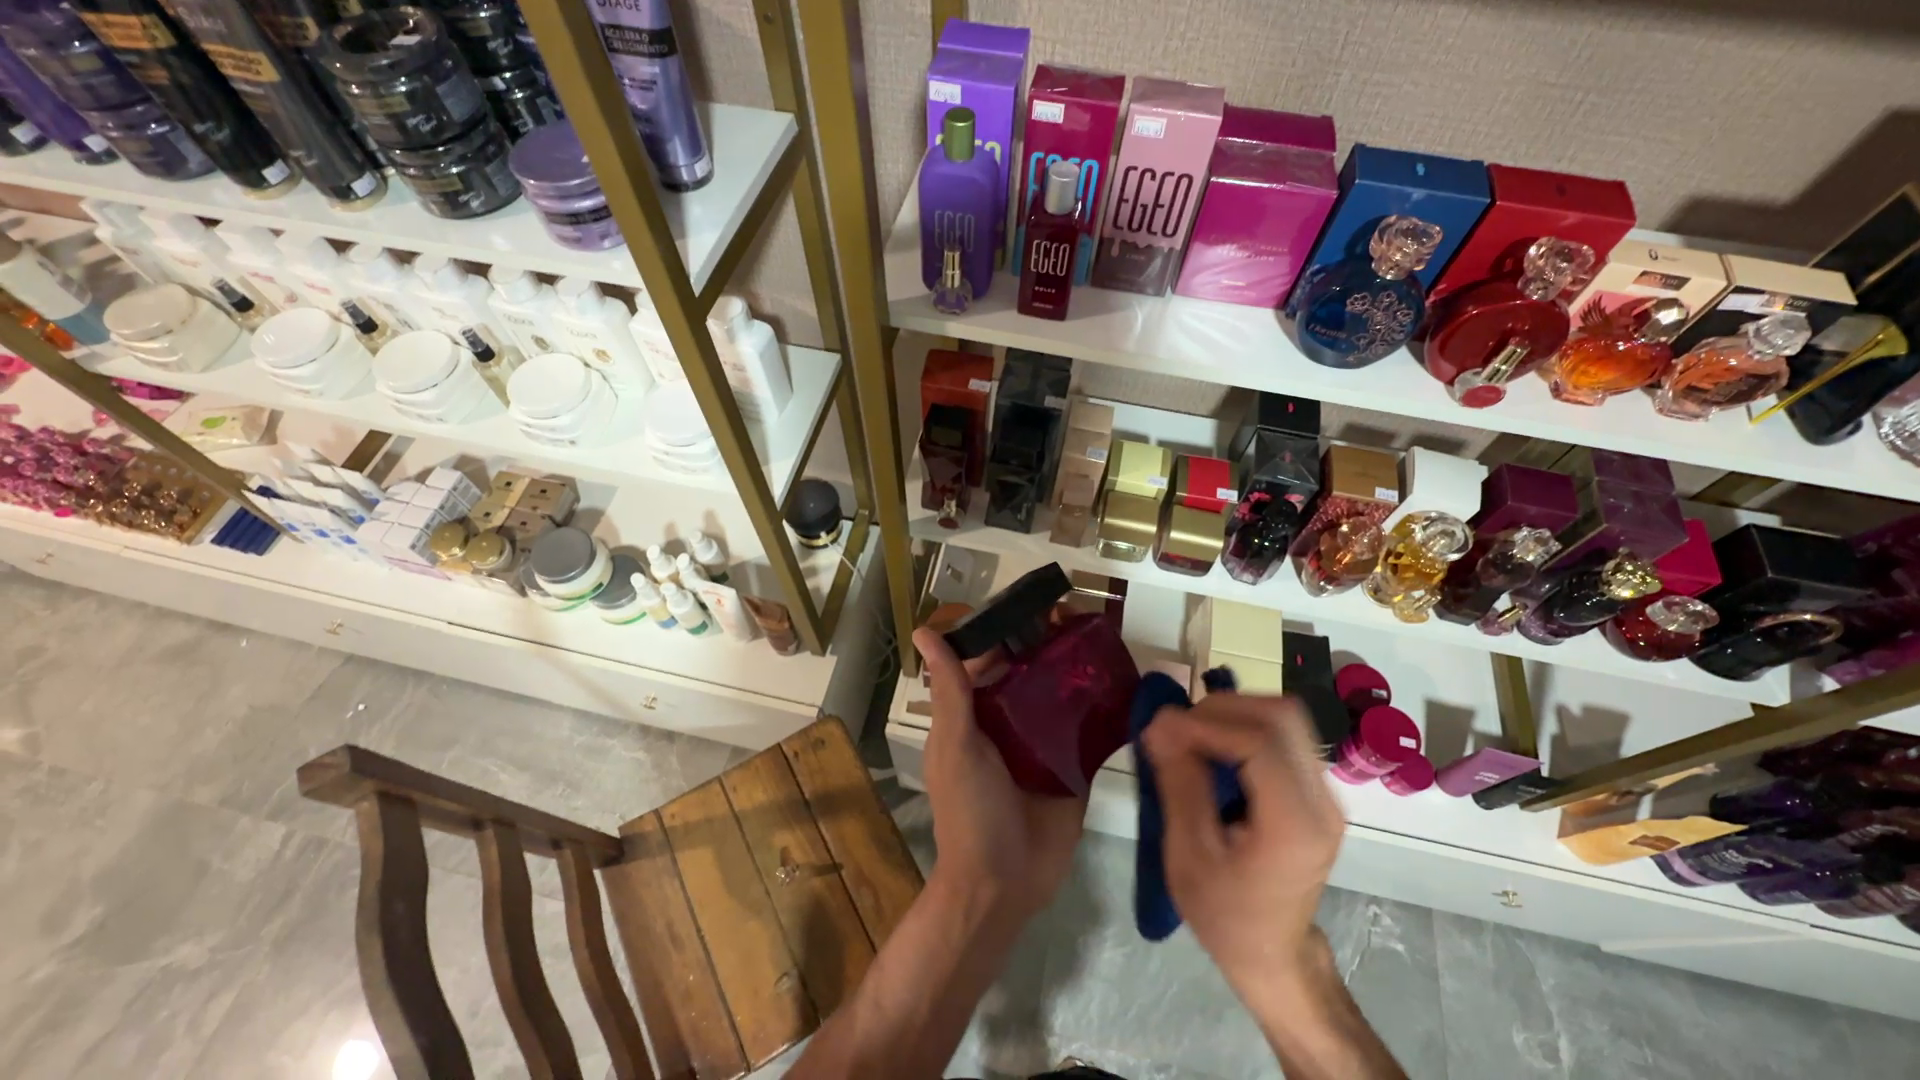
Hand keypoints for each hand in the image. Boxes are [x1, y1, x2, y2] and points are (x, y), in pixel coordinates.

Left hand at [914, 625, 1086, 917]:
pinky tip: (1131, 683)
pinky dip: (1106, 709)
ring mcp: (1045, 745)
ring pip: (1063, 696)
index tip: (1041, 600)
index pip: (992, 658)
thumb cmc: (970, 811)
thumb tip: (926, 630)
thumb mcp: (955, 745)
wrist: (1004, 885)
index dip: (1012, 629)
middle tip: (1088, 615)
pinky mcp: (1076, 768)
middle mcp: (1010, 722)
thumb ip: (950, 690)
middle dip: (1055, 644)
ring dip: (1082, 671)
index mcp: (976, 713)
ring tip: (1113, 639)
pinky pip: (1091, 731)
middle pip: (1033, 673)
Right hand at [1141, 692, 1344, 1001]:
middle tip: (1177, 727)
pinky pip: (1286, 735)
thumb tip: (1161, 723)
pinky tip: (1214, 748)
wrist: (1270, 951)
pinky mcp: (1318, 789)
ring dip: (1236, 713)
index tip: (1161, 725)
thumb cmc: (1224, 913)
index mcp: (1295, 824)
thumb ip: (1180, 784)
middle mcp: (1323, 800)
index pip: (1260, 742)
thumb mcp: (1189, 856)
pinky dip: (1247, 727)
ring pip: (1287, 718)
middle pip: (1282, 716)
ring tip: (1192, 735)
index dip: (1207, 723)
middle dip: (1223, 708)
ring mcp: (1327, 793)